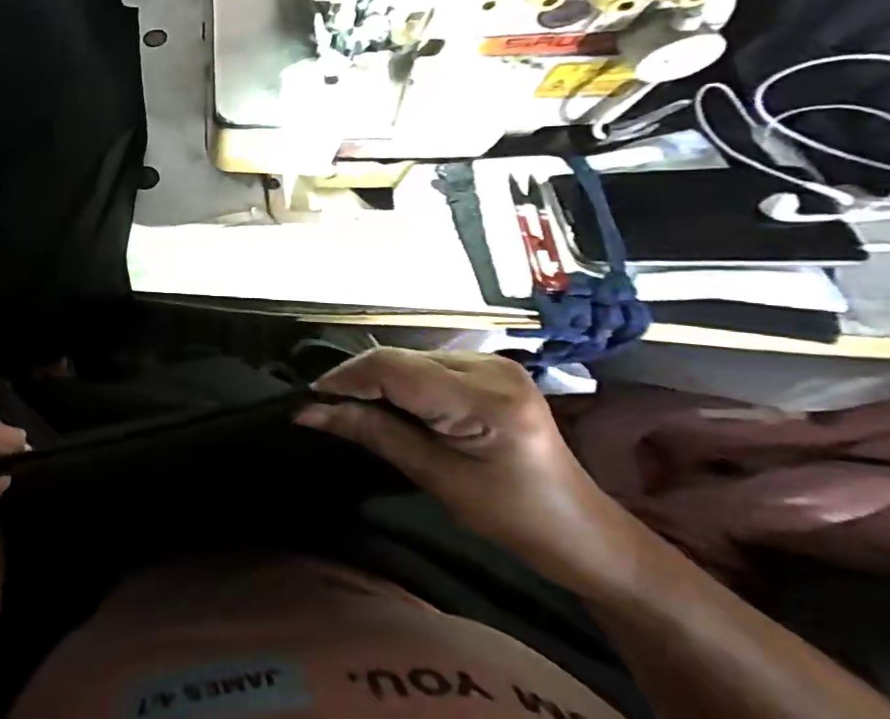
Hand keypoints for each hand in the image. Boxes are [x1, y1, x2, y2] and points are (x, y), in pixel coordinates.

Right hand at [296, 348, 636, 590]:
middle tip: (325, 410)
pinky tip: (389, 406)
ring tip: (353, 410)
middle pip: (397, 359)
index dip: (344, 380)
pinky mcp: (488, 368)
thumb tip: (307, 411)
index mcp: (487, 399)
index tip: (309, 402)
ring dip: (375, 382)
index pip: (393, 369)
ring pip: (406, 358)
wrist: (582, 530)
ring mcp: (491, 363)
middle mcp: (489, 367)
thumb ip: (373, 434)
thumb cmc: (514, 517)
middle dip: (356, 382)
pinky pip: (423, 365)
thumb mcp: (436, 478)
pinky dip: (397, 383)